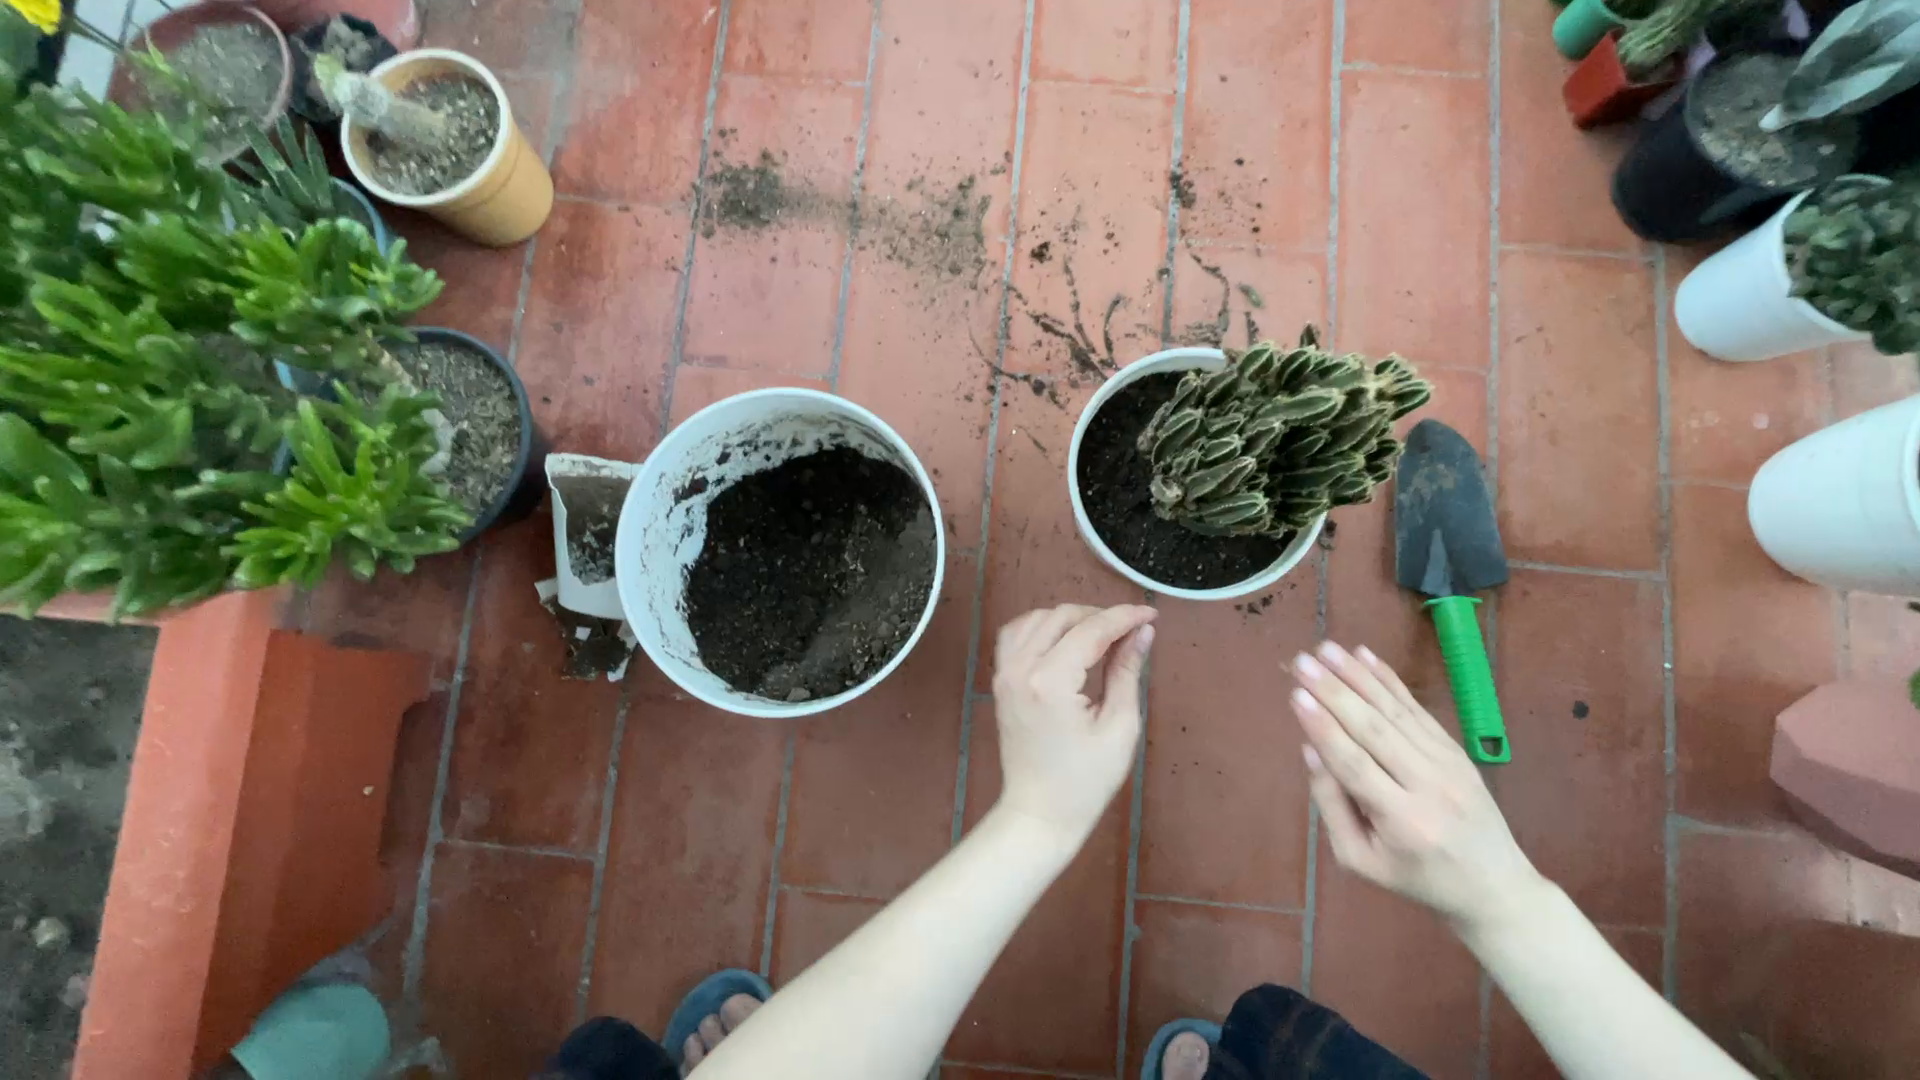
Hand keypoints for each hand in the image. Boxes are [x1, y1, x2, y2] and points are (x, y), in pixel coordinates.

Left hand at [991, 604, 1157, 843]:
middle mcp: (1021, 668)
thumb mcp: (1119, 726)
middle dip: (1100, 616)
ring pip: (1036, 618)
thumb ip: (1127, 671)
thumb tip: (1142, 632)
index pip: (1091, 630)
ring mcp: (1004, 672)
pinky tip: (1064, 638)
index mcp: (1051, 682)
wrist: (1040, 812)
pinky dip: (1041, 626)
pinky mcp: (1000, 679)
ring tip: (1102, 634)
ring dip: (1070, 618)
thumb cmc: (1086, 780)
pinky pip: (1015, 634)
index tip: (1151, 615)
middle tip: (1130, 630)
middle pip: (1062, 617)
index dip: (1124, 617)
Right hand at [1289, 641, 1547, 934]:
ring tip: (1325, 649)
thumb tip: (1310, 750)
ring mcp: (1448, 764)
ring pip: (1395, 711)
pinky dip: (1388, 679)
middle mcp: (1429, 786)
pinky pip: (1416, 709)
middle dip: (1335, 692)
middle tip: (1301, 662)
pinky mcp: (1456, 750)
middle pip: (1375, 730)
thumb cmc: (1415, 878)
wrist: (1496, 887)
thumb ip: (1332, 805)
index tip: (1296, 695)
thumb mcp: (1361, 860)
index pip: (1355, 765)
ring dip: (1357, 676)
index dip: (1324, 728)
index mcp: (1403, 821)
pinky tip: (1363, 656)